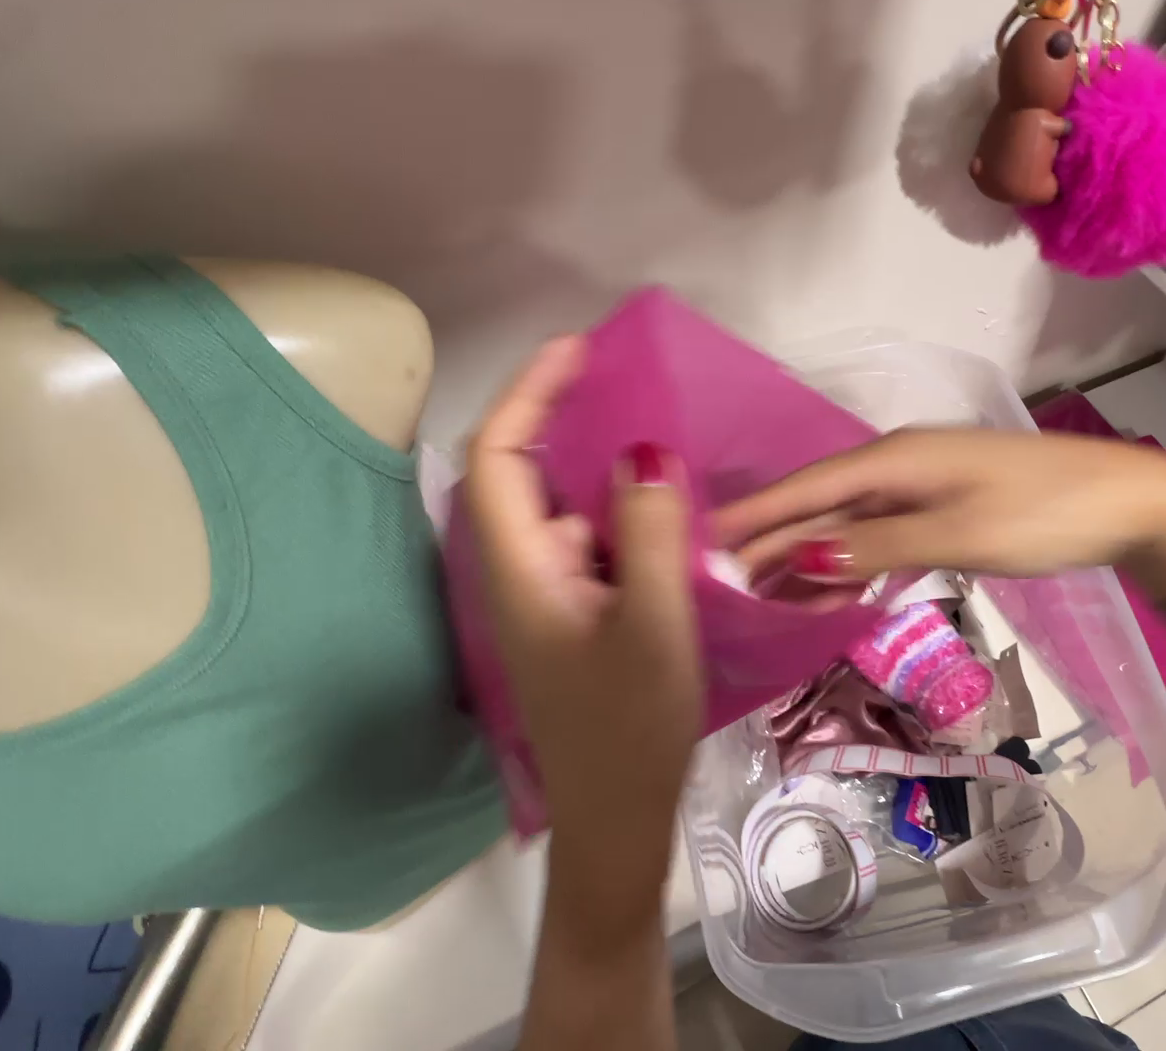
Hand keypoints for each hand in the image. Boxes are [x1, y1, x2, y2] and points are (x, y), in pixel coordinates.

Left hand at [464, 337, 702, 882]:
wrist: (618, 815)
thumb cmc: (631, 724)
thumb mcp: (654, 622)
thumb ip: (649, 532)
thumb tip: (644, 451)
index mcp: (522, 571)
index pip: (499, 460)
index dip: (529, 395)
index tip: (577, 351)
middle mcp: (521, 575)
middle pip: (524, 477)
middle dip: (564, 419)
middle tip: (624, 383)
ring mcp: (547, 599)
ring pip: (566, 512)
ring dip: (601, 471)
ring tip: (661, 445)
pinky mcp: (575, 617)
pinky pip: (592, 545)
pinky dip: (622, 516)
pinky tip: (667, 515)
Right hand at [715, 428, 1165, 581]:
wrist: (1126, 505)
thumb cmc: (1041, 514)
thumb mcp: (957, 532)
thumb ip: (879, 545)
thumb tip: (803, 555)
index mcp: (896, 460)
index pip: (807, 488)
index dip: (755, 514)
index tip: (703, 539)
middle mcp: (898, 468)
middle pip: (820, 508)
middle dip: (772, 544)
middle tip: (723, 586)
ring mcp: (920, 491)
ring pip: (847, 527)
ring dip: (807, 561)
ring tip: (763, 600)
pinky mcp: (941, 514)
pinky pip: (880, 541)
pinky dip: (852, 567)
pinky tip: (829, 593)